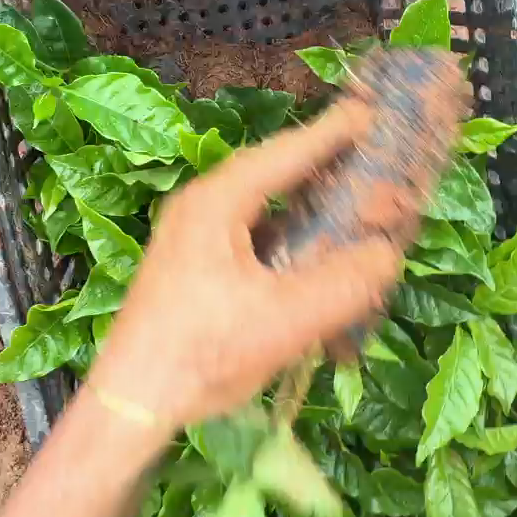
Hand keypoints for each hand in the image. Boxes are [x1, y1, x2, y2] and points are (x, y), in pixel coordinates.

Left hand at [84, 101, 406, 432]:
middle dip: (319, 166)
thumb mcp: (282, 321)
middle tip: (364, 156)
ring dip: (301, 202)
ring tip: (343, 199)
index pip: (284, 154)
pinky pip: (248, 234)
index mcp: (216, 203)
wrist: (131, 401)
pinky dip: (282, 235)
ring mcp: (193, 235)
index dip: (329, 134)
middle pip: (270, 172)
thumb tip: (385, 252)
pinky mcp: (193, 264)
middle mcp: (201, 207)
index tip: (368, 115)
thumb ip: (342, 285)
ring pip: (259, 205)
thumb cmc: (201, 354)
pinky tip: (305, 254)